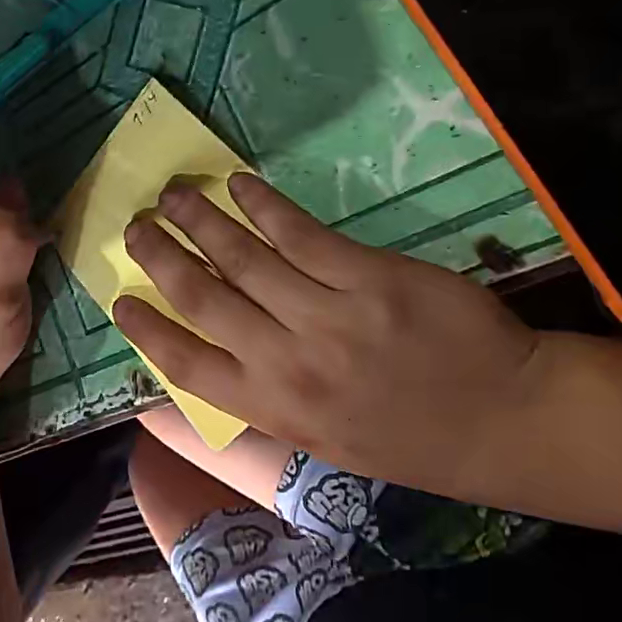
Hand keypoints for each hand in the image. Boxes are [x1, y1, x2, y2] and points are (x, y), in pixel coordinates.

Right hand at [113, 173, 547, 494]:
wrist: (502, 419)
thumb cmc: (406, 434)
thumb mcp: (322, 438)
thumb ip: (265, 397)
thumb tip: (210, 356)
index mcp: (274, 408)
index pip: (187, 362)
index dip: (147, 325)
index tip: (119, 295)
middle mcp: (288, 362)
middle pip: (203, 297)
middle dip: (161, 255)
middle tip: (136, 224)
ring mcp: (327, 315)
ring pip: (243, 256)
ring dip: (200, 218)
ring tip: (174, 192)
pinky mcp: (367, 275)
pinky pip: (299, 232)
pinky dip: (263, 204)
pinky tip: (241, 184)